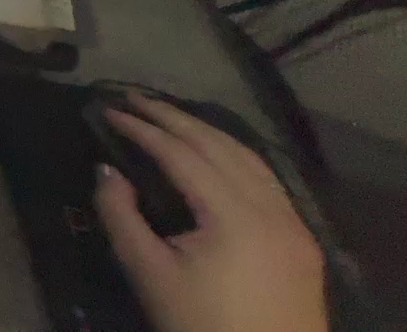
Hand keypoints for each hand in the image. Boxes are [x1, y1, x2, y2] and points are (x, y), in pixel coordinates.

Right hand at [94, 91, 325, 331]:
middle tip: (131, 97)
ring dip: (204, 130)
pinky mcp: (300, 242)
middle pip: (219, 147)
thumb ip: (119, 212)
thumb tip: (107, 169)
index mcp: (236, 219)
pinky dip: (231, 153)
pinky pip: (265, 179)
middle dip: (172, 117)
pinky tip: (210, 149)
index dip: (141, 128)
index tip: (106, 109)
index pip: (182, 155)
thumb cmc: (201, 322)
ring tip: (166, 114)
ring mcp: (294, 228)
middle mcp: (272, 213)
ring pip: (249, 159)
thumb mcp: (146, 269)